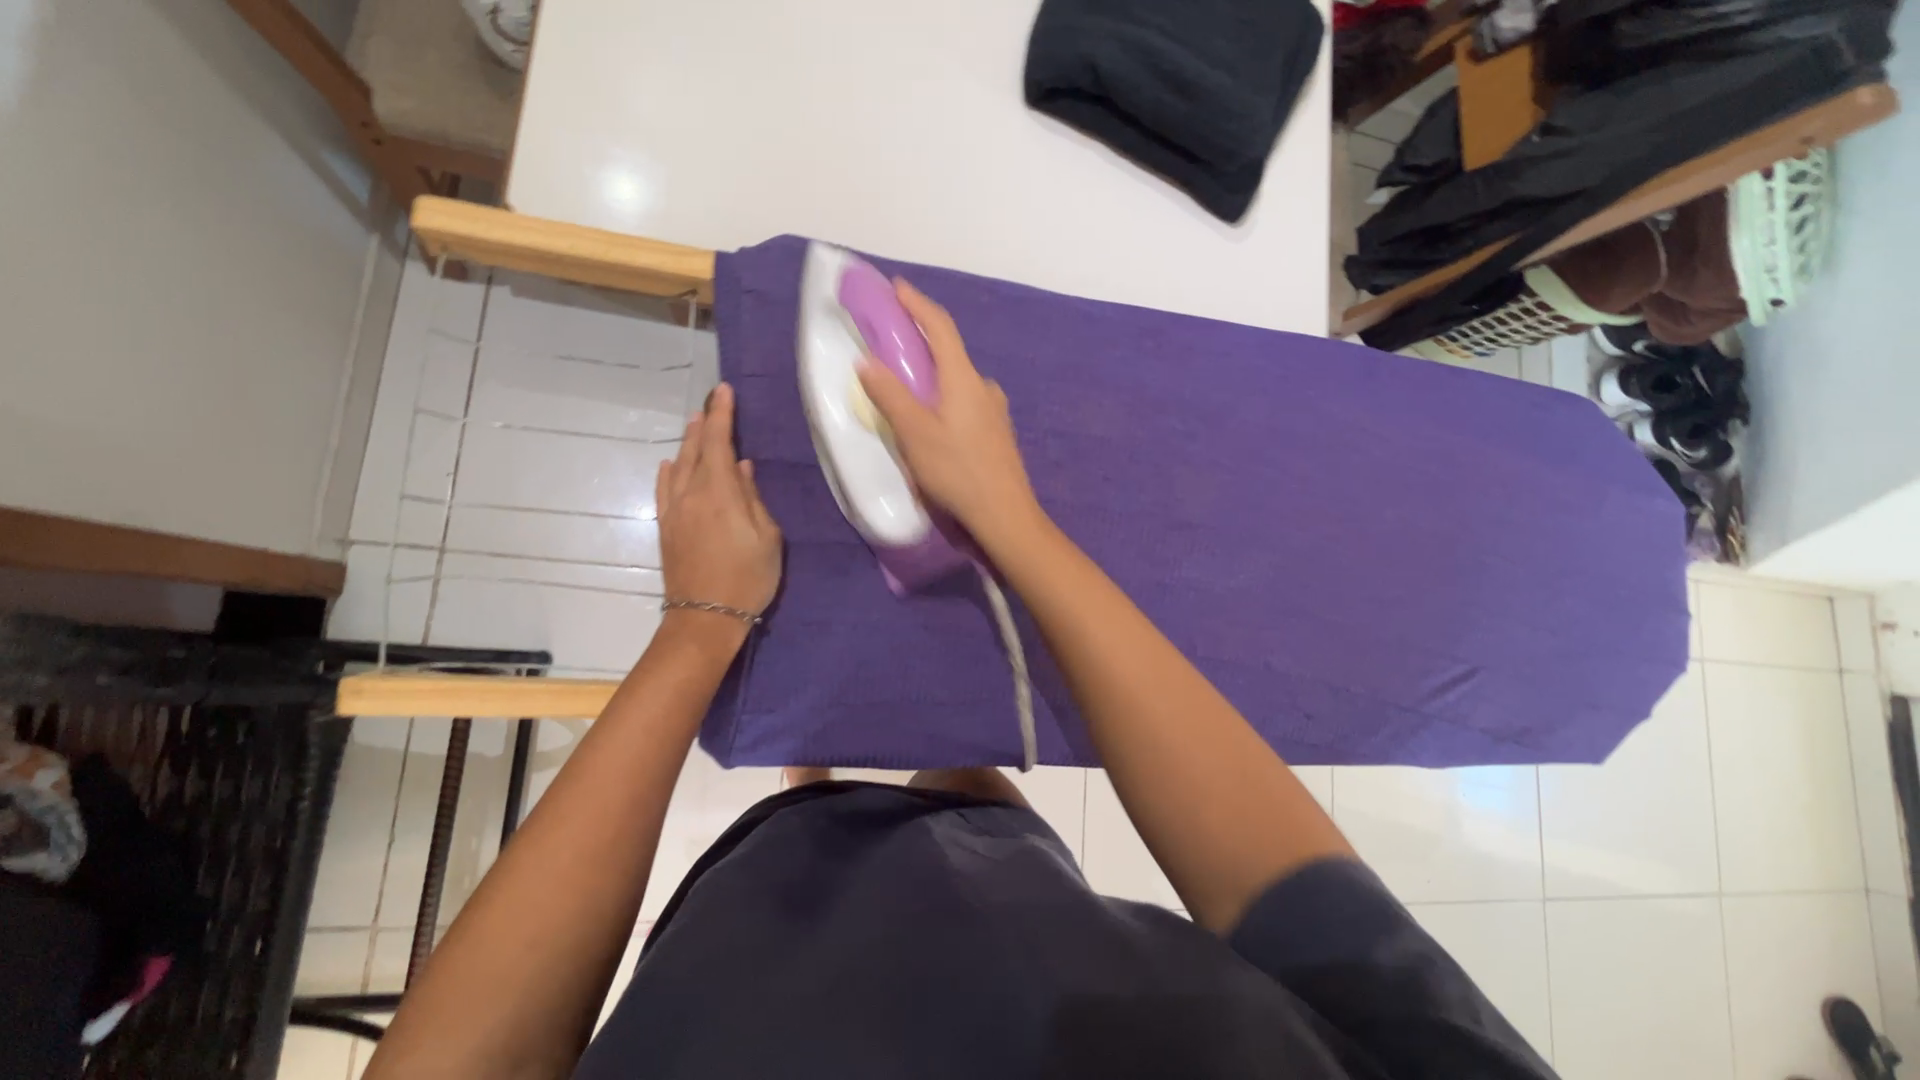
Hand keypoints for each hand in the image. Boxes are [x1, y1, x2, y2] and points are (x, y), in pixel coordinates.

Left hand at [655, 382, 782, 628]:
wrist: (705, 619)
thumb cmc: (747, 579)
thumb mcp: (767, 539)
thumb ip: (754, 499)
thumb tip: (742, 469)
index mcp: (720, 493)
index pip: (719, 442)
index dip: (722, 414)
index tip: (724, 390)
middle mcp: (692, 494)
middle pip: (696, 449)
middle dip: (705, 423)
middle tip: (712, 401)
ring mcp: (675, 511)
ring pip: (678, 466)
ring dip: (687, 443)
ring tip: (695, 425)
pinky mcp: (666, 528)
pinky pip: (664, 489)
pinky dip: (669, 471)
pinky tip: (670, 464)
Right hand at [857, 279, 1044, 545]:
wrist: (1005, 516)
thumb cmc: (958, 472)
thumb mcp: (914, 434)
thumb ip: (890, 396)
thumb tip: (867, 362)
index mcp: (964, 379)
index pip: (940, 327)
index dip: (917, 304)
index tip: (897, 287)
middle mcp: (984, 387)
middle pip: (949, 354)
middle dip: (920, 343)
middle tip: (891, 343)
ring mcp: (994, 412)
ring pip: (957, 383)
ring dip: (932, 377)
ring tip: (906, 391)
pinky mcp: (996, 434)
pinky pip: (965, 404)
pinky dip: (943, 400)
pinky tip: (932, 425)